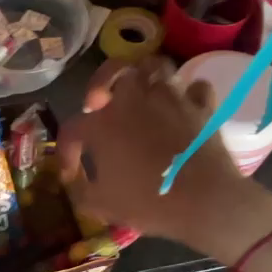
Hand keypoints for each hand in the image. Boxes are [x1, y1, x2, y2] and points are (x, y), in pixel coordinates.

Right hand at [56, 57, 271, 264]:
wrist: (205, 202)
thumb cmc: (148, 202)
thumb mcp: (99, 205)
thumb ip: (79, 190)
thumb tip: (74, 181)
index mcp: (102, 124)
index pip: (72, 128)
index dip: (66, 151)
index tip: (70, 173)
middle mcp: (133, 101)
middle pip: (114, 69)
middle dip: (102, 83)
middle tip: (99, 102)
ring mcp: (170, 99)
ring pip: (154, 66)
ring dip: (144, 78)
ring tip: (141, 95)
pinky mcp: (201, 107)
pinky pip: (195, 87)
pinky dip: (187, 94)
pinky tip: (182, 107)